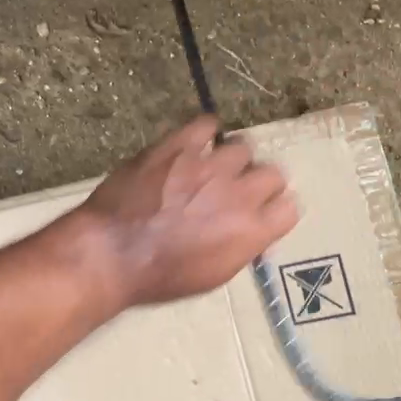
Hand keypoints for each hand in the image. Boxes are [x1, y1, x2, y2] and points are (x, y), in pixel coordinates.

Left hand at [74, 116, 298, 306]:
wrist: (111, 252)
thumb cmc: (159, 276)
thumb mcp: (211, 276)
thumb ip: (239, 248)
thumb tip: (250, 234)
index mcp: (251, 231)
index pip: (289, 208)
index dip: (274, 209)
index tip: (261, 211)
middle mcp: (239, 194)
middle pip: (272, 173)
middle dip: (257, 181)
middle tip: (235, 190)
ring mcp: (208, 165)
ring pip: (242, 147)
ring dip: (231, 158)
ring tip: (212, 167)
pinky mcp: (178, 146)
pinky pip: (206, 124)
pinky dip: (205, 131)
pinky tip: (196, 141)